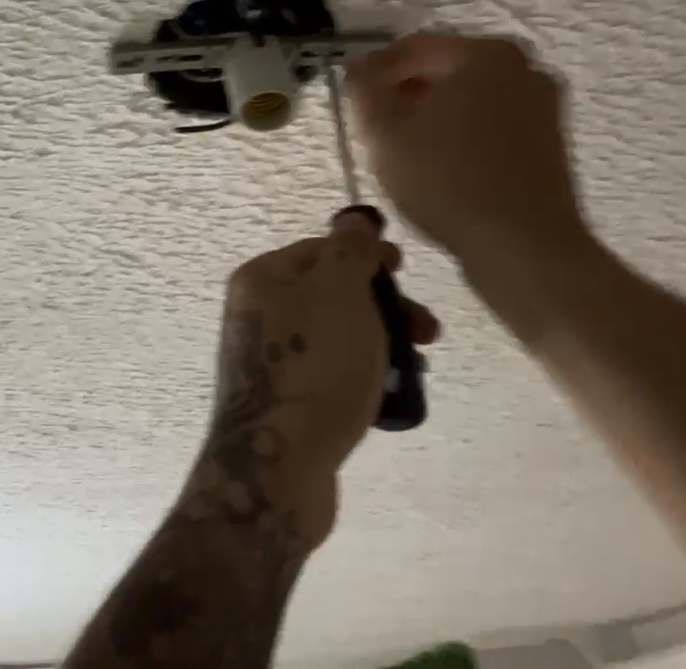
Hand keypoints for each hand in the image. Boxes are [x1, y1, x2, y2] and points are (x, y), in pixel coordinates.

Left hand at [195, 213, 439, 543]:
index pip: (319, 249)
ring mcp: (268, 362)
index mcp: (260, 280)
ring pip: (337, 337)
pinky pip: (332, 375)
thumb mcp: (338, 294)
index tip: (405, 270)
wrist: (278, 468)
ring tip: (420, 365)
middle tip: (428, 330)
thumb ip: (348, 252)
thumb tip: (352, 218)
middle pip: (331, 295)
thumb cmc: (313, 367)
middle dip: (384, 306)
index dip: (365, 256)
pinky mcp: (286, 403)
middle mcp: (256, 315)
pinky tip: (398, 393)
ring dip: (383, 343)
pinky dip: (366, 376)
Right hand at [349, 32, 593, 269]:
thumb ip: (364, 87)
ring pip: (467, 99)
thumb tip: (359, 66)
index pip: (412, 48)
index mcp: (485, 53)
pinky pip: (490, 124)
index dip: (373, 72)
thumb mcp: (384, 131)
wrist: (523, 246)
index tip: (352, 101)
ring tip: (404, 152)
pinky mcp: (550, 141)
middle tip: (375, 129)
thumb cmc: (446, 180)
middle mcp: (524, 67)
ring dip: (431, 116)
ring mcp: (544, 105)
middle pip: (443, 71)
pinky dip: (460, 135)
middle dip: (404, 95)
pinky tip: (440, 168)